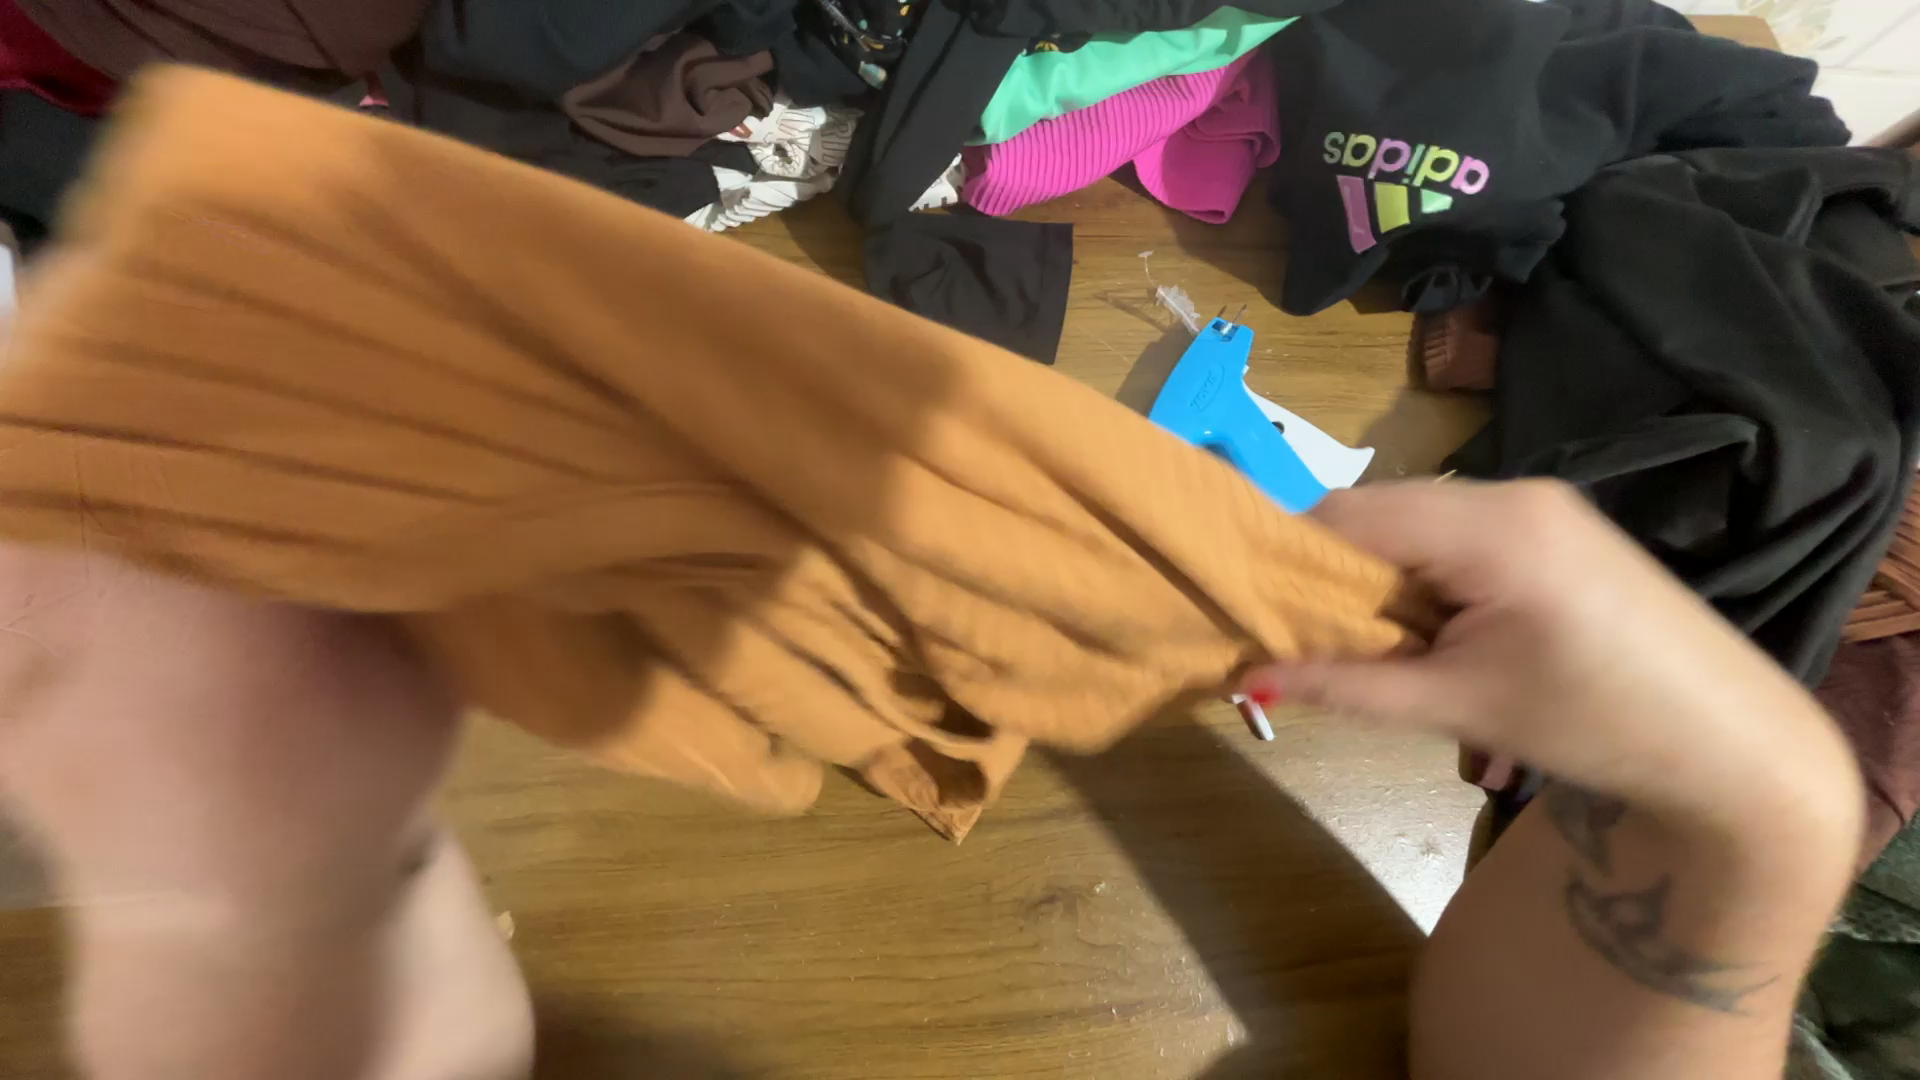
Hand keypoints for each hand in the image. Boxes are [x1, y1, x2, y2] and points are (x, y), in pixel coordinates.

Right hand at [1241, 480, 1857, 832]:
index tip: (1258, 605)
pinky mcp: (1548, 521)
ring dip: (1372, 570)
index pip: (1348, 514)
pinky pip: (1444, 527)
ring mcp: (1537, 501)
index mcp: (1494, 528)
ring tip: (1370, 632)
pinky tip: (1425, 617)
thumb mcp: (1454, 705)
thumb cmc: (1596, 728)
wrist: (1739, 751)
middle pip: (1374, 511)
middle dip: (1330, 567)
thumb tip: (1241, 679)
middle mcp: (1512, 493)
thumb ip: (1339, 684)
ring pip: (1405, 518)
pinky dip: (1413, 566)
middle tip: (1309, 629)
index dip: (1290, 554)